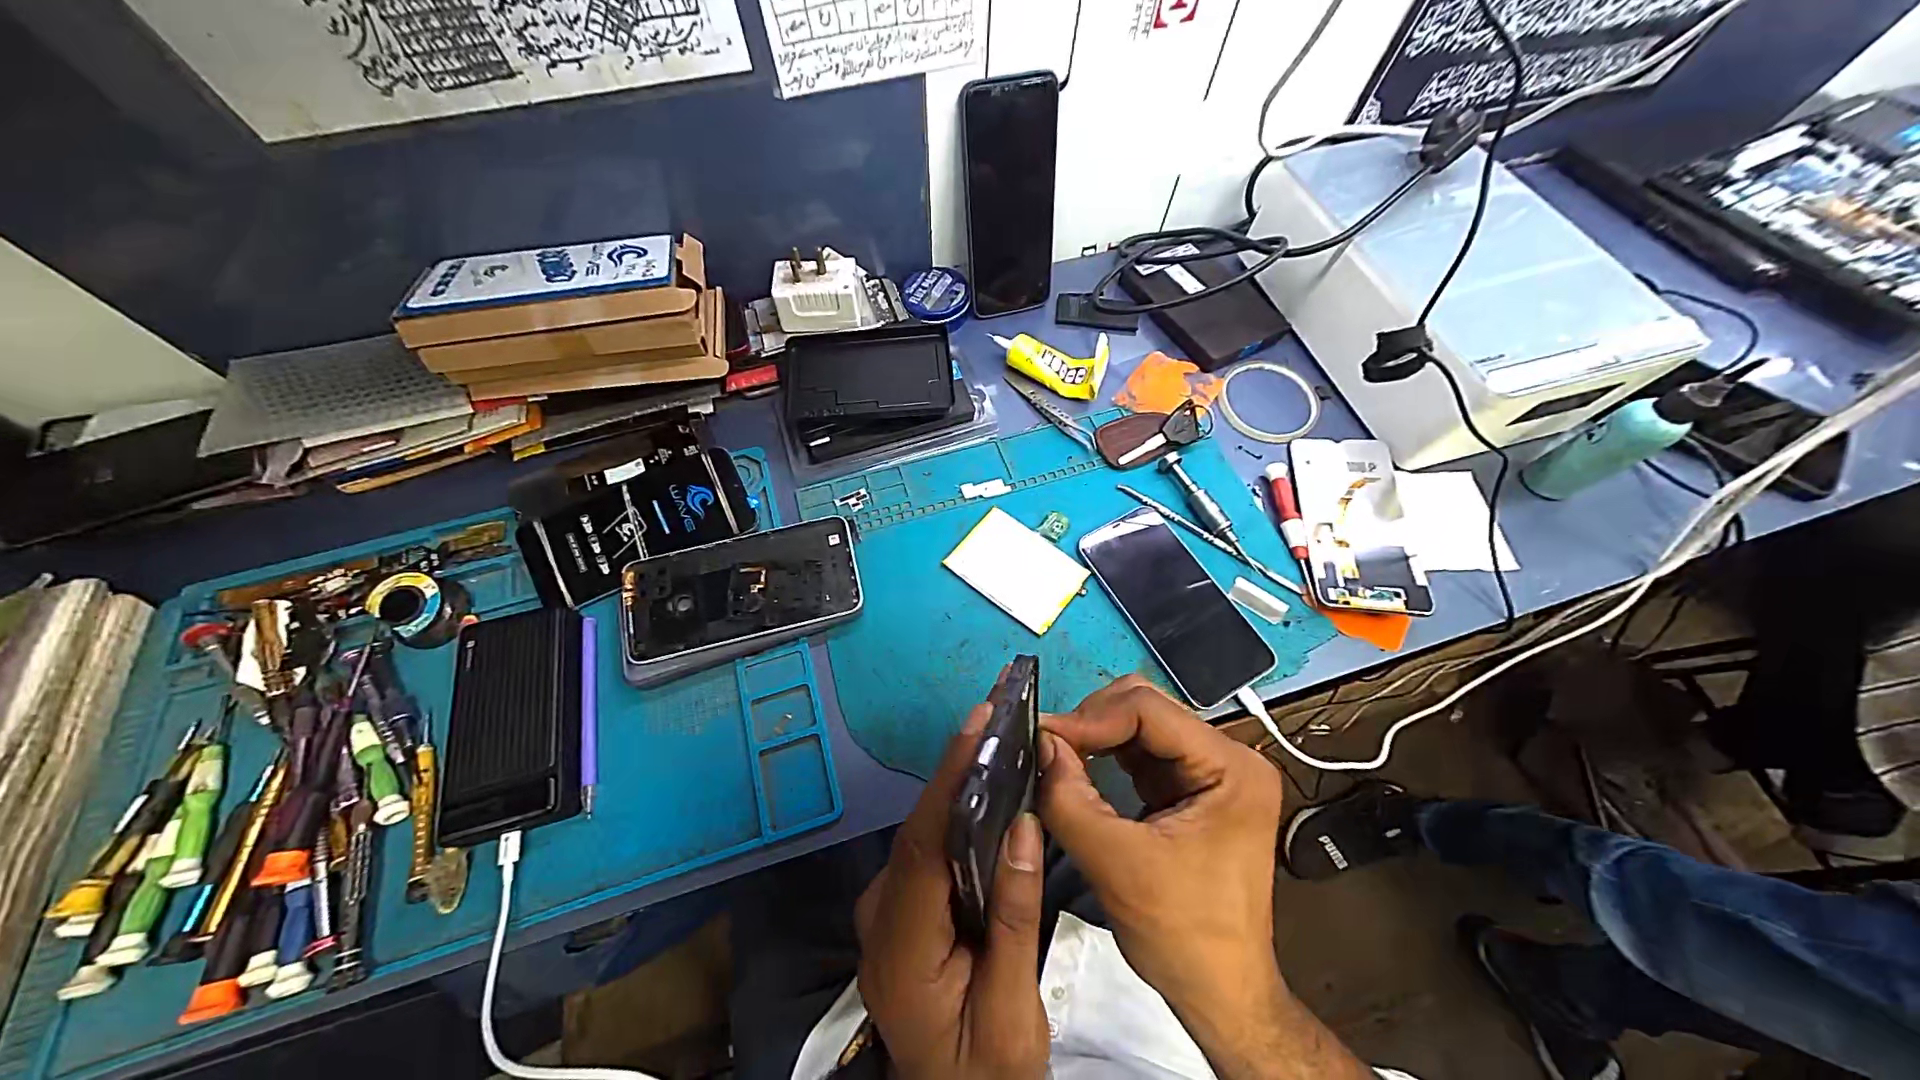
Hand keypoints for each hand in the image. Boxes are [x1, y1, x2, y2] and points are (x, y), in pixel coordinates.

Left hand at [854, 704, 1048, 1078]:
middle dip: (957, 767)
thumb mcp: (1013, 1015)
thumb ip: (1014, 920)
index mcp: (900, 949)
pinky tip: (986, 784)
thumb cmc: (985, 1074)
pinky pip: (931, 850)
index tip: (977, 724)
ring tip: (997, 733)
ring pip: (925, 834)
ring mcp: (887, 911)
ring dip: (958, 783)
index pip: (923, 847)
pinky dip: (957, 813)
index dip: (949, 780)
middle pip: (921, 830)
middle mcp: (881, 918)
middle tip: (998, 712)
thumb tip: (1024, 826)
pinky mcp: (903, 908)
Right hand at [1037, 676, 1369, 1079]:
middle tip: (1049, 746)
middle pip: (1146, 708)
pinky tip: (1077, 767)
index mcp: (1231, 767)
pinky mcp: (1189, 787)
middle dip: (1092, 722)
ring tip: (1056, 755)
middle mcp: (1227, 757)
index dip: (1091, 718)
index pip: (1149, 710)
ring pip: (1139, 724)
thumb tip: (1040, 743)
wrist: (1221, 993)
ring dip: (1095, 736)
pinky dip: (1104, 754)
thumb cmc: (1183, 935)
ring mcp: (1209, 771)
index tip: (1044, 736)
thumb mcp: (1117, 866)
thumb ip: (1071, 799)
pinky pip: (1139, 751)